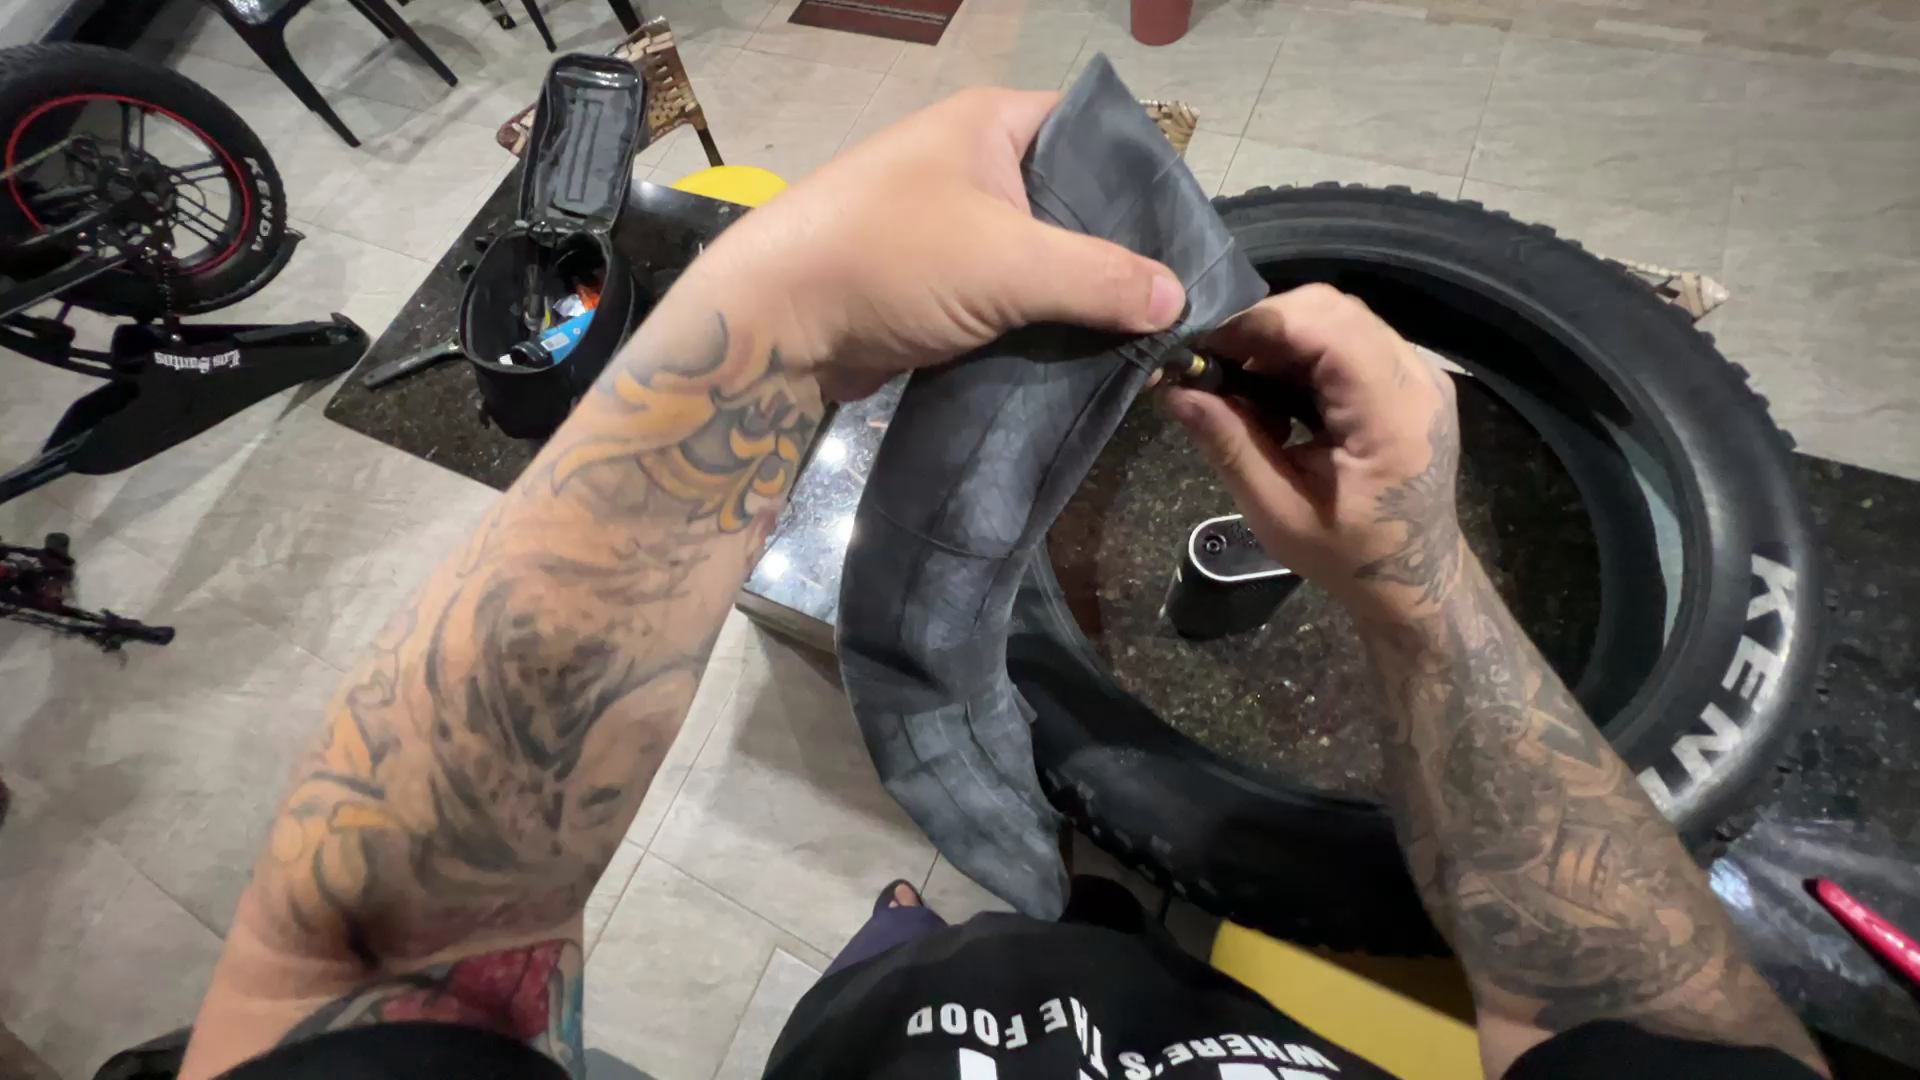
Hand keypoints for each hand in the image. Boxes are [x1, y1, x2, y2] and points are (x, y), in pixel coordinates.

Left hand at [677, 87, 1186, 400]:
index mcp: (993, 127)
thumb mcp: (1008, 262)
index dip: (1140, 182)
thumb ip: (1098, 277)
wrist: (781, 325)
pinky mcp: (939, 291)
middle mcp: (975, 171)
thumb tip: (1178, 299)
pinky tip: (1076, 355)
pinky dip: (1037, 327)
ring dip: (1074, 301)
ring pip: (1038, 264)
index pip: (1094, 135)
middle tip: (1165, 303)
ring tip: (1134, 337)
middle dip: (1113, 256)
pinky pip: (1006, 304)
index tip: (1180, 240)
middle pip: (1070, 207)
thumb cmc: (890, 260)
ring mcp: (953, 234)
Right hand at [1164, 284, 1461, 620]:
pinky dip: (1296, 357)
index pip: (1327, 328)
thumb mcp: (1276, 511)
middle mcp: (1416, 377)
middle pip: (1330, 311)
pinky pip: (1344, 340)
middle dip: (1260, 330)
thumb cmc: (1346, 554)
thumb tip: (1173, 390)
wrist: (1413, 574)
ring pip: (1334, 318)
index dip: (1257, 325)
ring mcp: (1417, 372)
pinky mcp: (1405, 377)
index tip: (1200, 350)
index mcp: (1391, 416)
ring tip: (1241, 392)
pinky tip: (1274, 399)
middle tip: (1213, 371)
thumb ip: (1229, 445)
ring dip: (1275, 344)